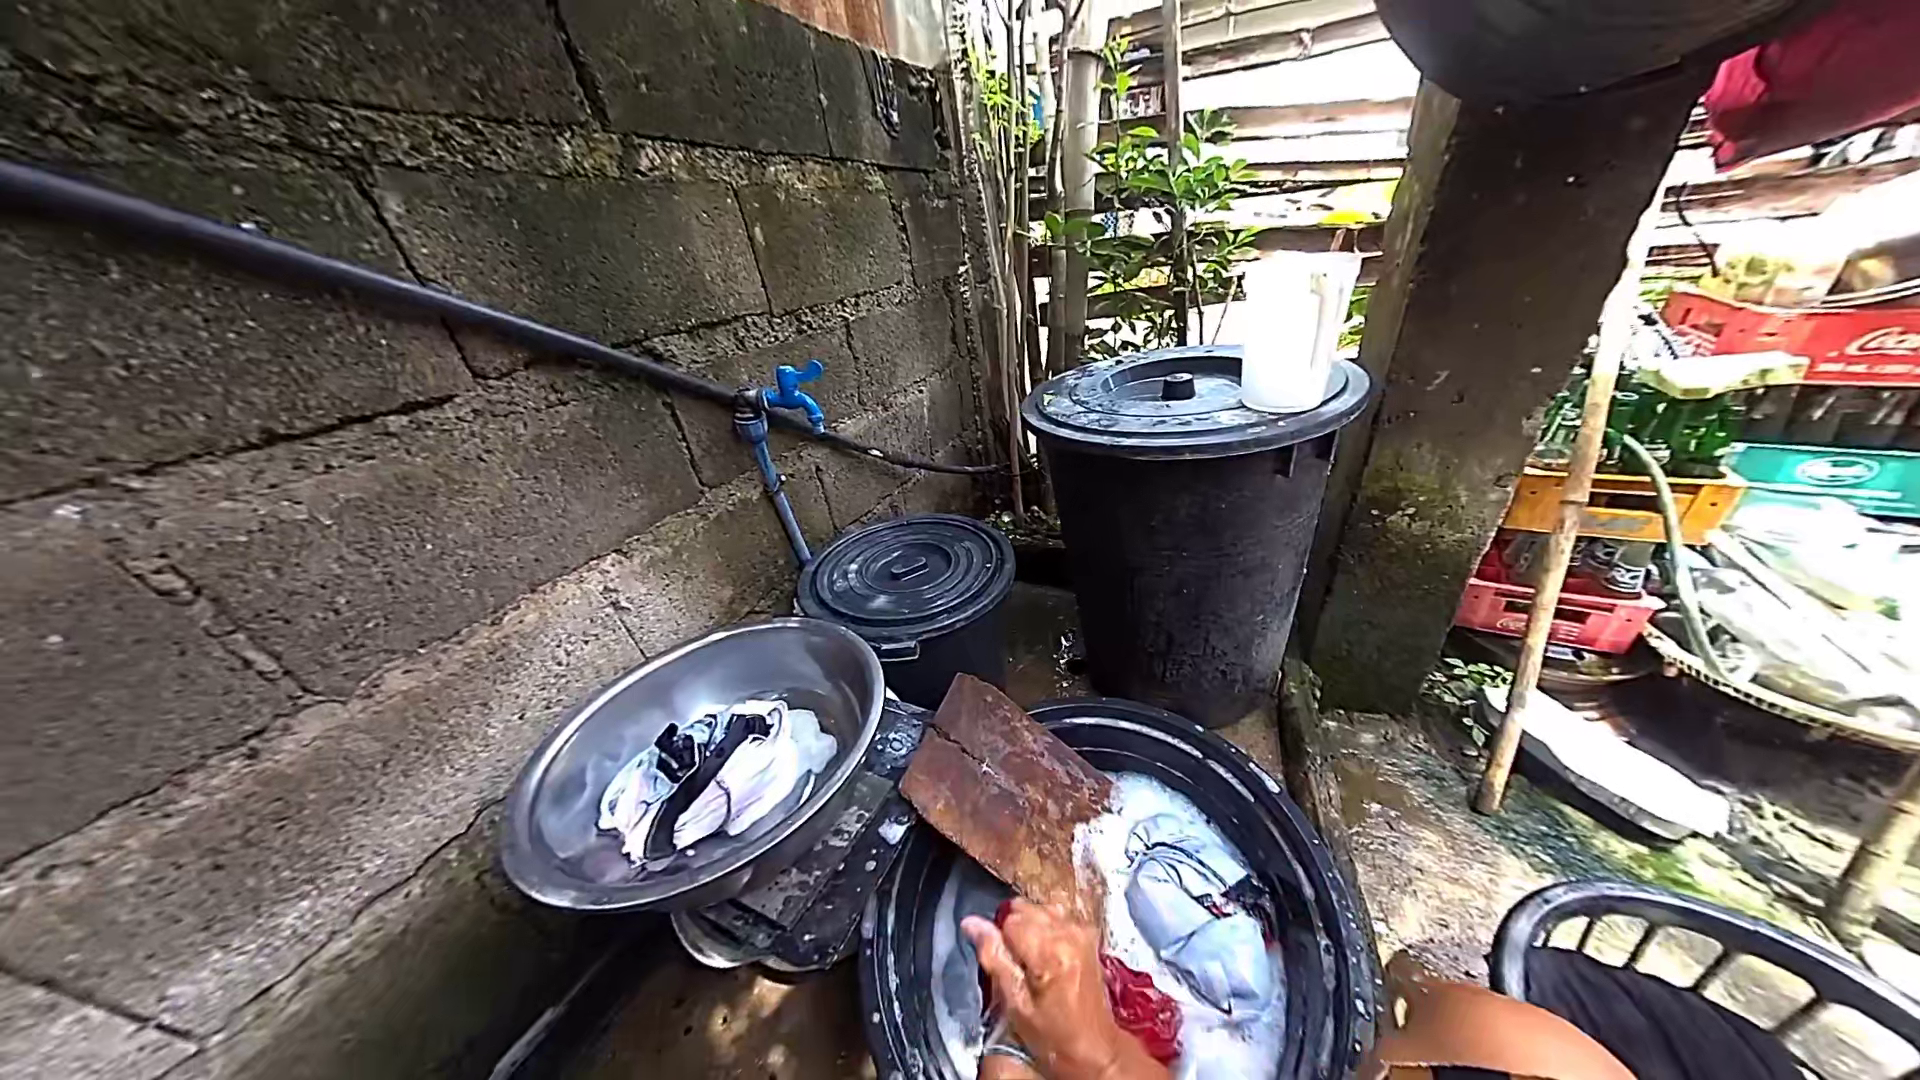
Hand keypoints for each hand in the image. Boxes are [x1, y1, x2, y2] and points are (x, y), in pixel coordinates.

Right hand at [962, 900, 1169, 1079]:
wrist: (1095, 1050)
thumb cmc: (1054, 1036)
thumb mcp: (1016, 1005)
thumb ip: (993, 958)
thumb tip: (970, 922)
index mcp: (1049, 950)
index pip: (1008, 919)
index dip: (1000, 941)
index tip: (1007, 966)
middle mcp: (1068, 931)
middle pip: (1023, 908)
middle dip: (1014, 931)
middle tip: (1019, 966)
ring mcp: (1080, 929)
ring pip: (1037, 908)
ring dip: (1030, 927)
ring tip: (1034, 962)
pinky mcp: (1087, 931)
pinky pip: (1054, 914)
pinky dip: (1046, 927)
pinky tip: (1049, 955)